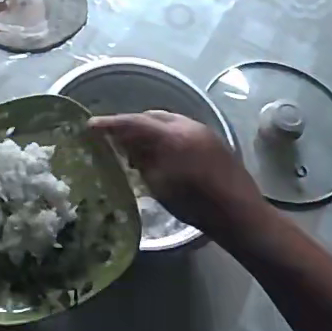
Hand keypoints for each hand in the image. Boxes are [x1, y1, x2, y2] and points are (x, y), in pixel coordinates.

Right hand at [89, 111, 262, 236]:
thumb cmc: (196, 204)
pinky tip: (163, 155)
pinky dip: (166, 136)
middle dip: (131, 125)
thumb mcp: (159, 185)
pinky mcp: (213, 140)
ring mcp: (203, 130)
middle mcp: (187, 125)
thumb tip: (127, 145)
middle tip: (116, 140)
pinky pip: (181, 129)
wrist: (240, 214)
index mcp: (170, 135)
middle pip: (150, 116)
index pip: (132, 122)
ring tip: (139, 150)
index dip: (109, 123)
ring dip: (150, 130)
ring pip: (167, 121)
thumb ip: (141, 160)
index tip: (90, 125)